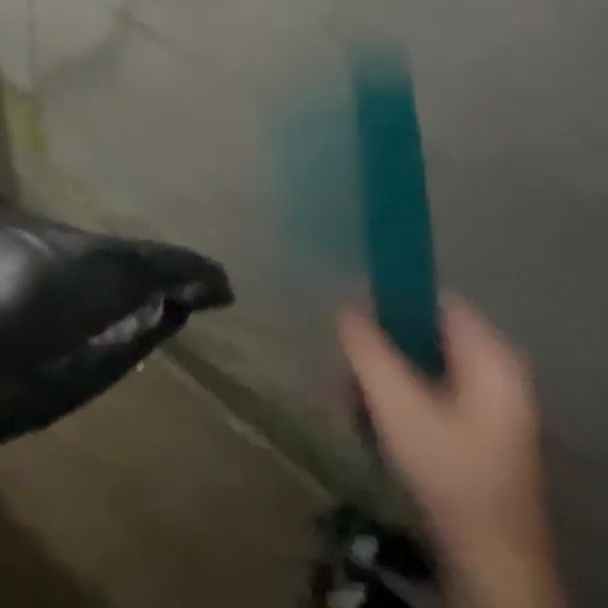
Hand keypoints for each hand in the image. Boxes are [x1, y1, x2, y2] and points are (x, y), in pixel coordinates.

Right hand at [339, 297, 547, 559]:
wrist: (485, 540)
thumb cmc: (444, 465)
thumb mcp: (395, 401)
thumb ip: (368, 349)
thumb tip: (346, 304)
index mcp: (491, 360)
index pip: (436, 302)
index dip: (390, 298)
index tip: (348, 313)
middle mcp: (494, 372)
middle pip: (418, 335)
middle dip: (373, 349)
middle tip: (343, 370)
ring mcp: (486, 400)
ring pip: (413, 364)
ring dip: (373, 377)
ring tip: (349, 401)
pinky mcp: (471, 423)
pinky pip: (419, 390)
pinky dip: (388, 397)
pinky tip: (367, 420)